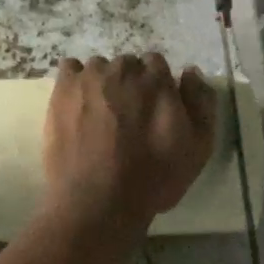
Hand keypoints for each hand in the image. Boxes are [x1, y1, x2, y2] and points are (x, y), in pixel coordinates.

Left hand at [42, 54, 217, 230]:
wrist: (98, 201)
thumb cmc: (154, 178)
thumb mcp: (199, 147)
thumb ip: (201, 102)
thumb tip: (190, 71)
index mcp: (157, 80)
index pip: (156, 63)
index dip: (155, 85)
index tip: (151, 108)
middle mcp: (124, 70)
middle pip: (128, 64)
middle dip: (129, 83)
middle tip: (127, 114)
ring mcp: (90, 77)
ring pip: (100, 67)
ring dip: (102, 82)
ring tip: (99, 113)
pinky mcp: (63, 89)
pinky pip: (70, 68)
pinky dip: (74, 80)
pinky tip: (77, 103)